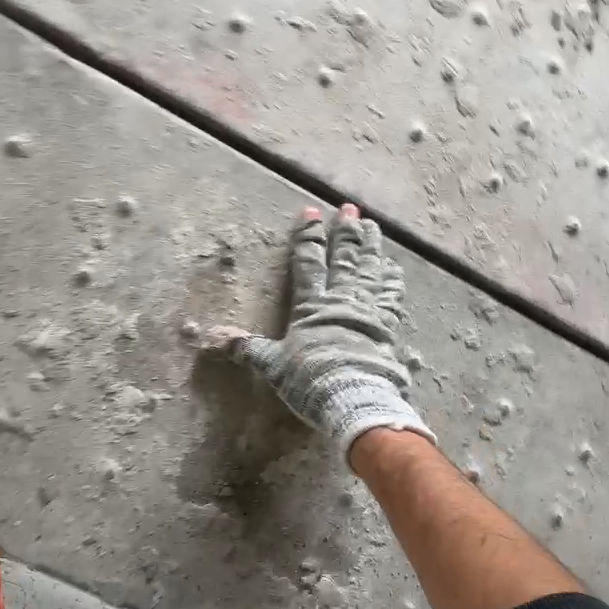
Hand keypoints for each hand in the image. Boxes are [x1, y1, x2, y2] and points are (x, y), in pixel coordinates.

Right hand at [203, 204, 434, 457]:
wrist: (355, 400)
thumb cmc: (310, 381)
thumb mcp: (272, 366)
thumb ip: (248, 348)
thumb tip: (214, 337)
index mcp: (311, 306)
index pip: (308, 263)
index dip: (309, 237)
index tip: (311, 212)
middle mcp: (341, 302)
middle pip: (344, 260)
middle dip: (345, 233)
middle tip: (350, 209)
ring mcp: (368, 313)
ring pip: (370, 271)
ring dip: (371, 248)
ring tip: (373, 226)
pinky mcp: (388, 329)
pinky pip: (392, 298)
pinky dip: (393, 282)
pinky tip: (395, 269)